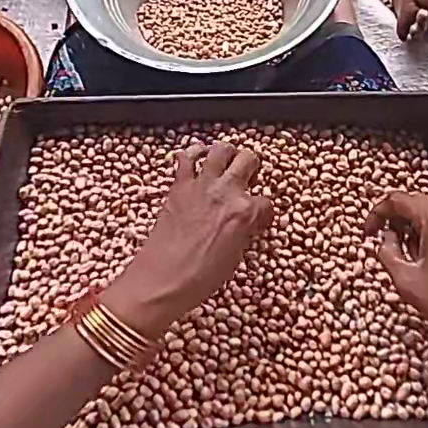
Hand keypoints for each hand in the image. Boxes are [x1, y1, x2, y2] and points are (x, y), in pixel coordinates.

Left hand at [103, 142, 271, 330]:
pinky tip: (198, 157)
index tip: (259, 214)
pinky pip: (187, 157)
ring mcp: (201, 185)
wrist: (162, 278)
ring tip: (227, 158)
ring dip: (227, 152)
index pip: (265, 201)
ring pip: (221, 150)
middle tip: (249, 173)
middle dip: (252, 165)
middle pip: (248, 160)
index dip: (263, 209)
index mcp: (245, 213)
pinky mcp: (179, 186)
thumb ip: (244, 232)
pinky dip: (194, 153)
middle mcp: (226, 192)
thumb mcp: (234, 258)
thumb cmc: (198, 277)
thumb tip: (246, 223)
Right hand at [365, 192, 427, 347]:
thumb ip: (387, 253)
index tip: (370, 229)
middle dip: (396, 218)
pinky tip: (424, 259)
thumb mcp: (406, 281)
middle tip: (382, 238)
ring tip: (403, 253)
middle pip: (418, 203)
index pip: (399, 199)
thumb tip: (384, 240)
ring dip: (413, 227)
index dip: (378, 212)